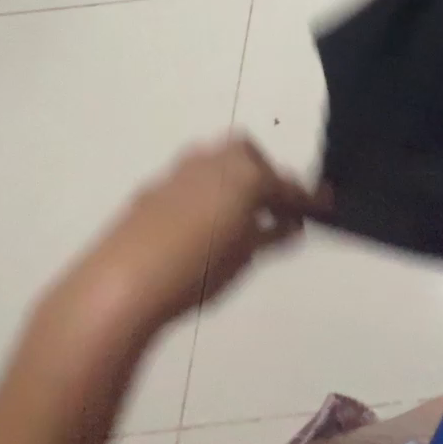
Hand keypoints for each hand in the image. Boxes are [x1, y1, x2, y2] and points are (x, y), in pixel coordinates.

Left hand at [57, 134, 323, 337]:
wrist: (117, 288)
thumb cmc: (197, 272)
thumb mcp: (247, 257)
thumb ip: (273, 234)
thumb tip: (290, 224)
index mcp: (248, 175)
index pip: (287, 185)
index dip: (307, 199)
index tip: (324, 206)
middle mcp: (215, 162)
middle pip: (250, 155)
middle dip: (263, 175)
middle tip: (270, 208)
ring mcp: (179, 173)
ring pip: (217, 164)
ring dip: (231, 181)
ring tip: (234, 217)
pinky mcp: (151, 190)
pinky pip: (189, 183)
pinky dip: (203, 196)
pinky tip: (197, 227)